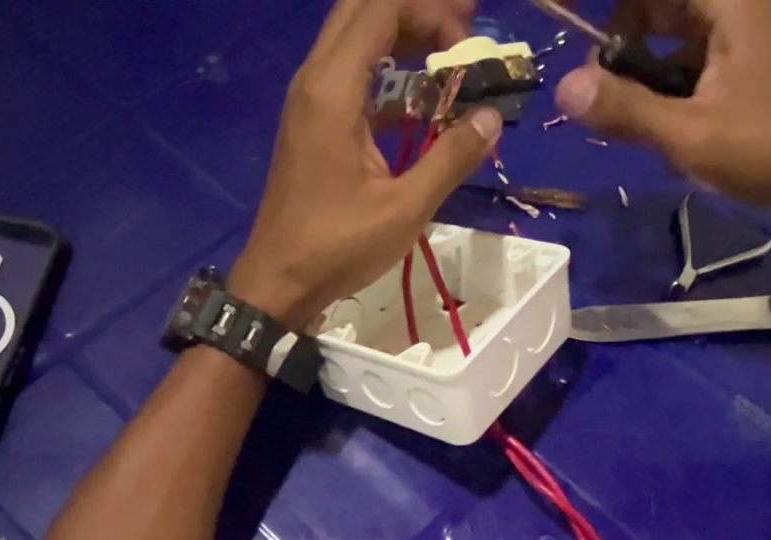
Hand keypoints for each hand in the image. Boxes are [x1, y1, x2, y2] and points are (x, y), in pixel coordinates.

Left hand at [229, 0, 501, 327]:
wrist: (279, 281)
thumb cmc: (337, 247)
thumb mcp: (405, 208)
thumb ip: (451, 158)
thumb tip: (492, 118)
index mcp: (333, 89)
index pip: (382, 8)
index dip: (431, 10)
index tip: (468, 44)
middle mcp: (315, 80)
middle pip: (364, 11)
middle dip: (417, 12)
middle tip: (464, 32)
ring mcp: (308, 102)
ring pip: (354, 40)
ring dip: (401, 38)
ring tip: (449, 58)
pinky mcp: (310, 125)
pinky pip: (349, 76)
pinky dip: (385, 74)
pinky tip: (419, 103)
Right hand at [553, 0, 770, 233]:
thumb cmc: (770, 149)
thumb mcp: (689, 136)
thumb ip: (627, 110)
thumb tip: (563, 89)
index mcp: (732, 3)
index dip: (615, 7)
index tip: (570, 14)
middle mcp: (743, 7)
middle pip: (666, 4)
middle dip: (624, 36)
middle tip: (595, 80)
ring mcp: (751, 37)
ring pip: (680, 33)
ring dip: (646, 66)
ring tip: (625, 112)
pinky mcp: (754, 67)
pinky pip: (698, 59)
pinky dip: (671, 83)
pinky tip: (664, 127)